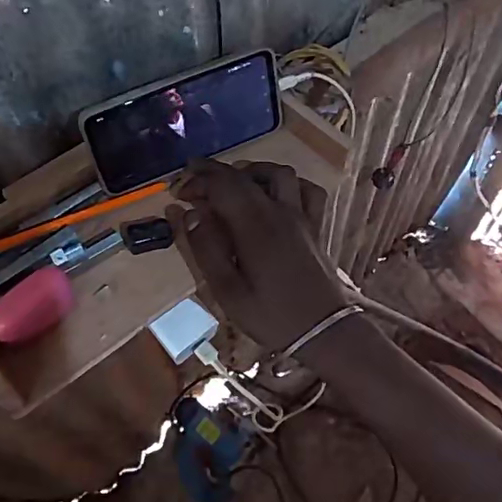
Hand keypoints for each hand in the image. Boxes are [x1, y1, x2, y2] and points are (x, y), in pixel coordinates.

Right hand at [166, 158, 346, 351]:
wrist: (324, 330)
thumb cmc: (272, 315)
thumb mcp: (228, 292)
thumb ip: (207, 250)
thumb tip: (190, 214)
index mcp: (255, 226)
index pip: (223, 185)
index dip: (196, 181)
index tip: (176, 192)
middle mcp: (280, 212)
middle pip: (245, 175)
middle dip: (213, 172)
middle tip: (190, 182)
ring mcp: (302, 216)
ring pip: (279, 174)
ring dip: (251, 172)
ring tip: (230, 184)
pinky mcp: (316, 225)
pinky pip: (307, 190)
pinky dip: (288, 184)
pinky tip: (274, 194)